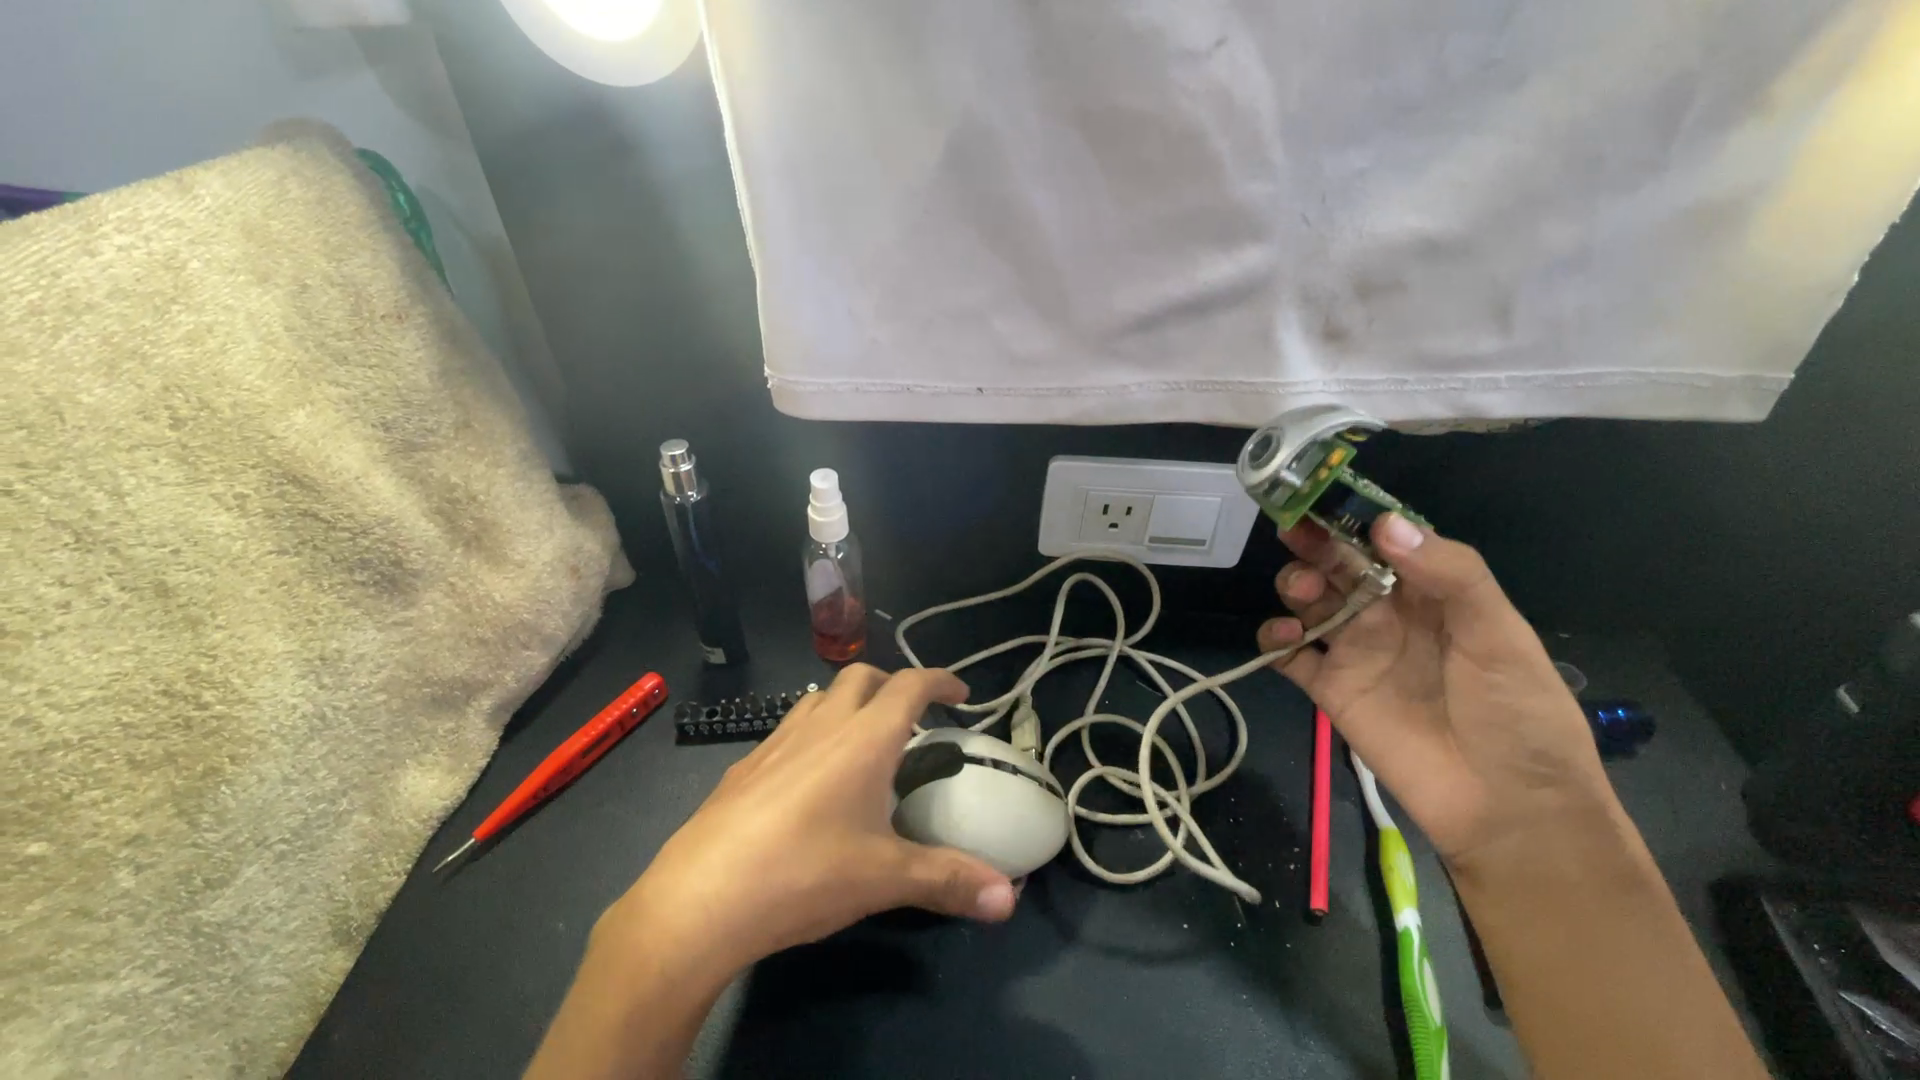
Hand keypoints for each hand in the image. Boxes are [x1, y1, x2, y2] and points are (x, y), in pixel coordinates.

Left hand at [598, 664, 1016, 981]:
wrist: (701, 898)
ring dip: (848, 704)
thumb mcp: (886, 879)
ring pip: (819, 699)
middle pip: (861, 677)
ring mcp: (775, 743)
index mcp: (863, 739)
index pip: (909, 685)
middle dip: (892, 684)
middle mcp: (820, 727)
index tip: (961, 693)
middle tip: (914, 718)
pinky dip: (812, 735)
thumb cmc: (805, 874)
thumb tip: (1011, 898)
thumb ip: (950, 881)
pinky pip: (787, 731)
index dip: (940, 680)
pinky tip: (810, 782)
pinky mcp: (742, 768)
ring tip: (864, 743)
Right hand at [1257, 514, 1619, 872]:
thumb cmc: (1517, 713)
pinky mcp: (1331, 690)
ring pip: (1310, 602)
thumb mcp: (1499, 634)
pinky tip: (1285, 637)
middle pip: (1338, 565)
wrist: (1507, 806)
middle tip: (1297, 535)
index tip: (1322, 497)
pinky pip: (1290, 656)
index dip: (1353, 517)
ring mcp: (1357, 651)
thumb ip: (1449, 574)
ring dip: (1297, 585)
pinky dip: (1276, 639)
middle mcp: (1389, 614)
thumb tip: (1383, 523)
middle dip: (1315, 545)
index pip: (1385, 541)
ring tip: (1305, 593)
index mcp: (1433, 593)